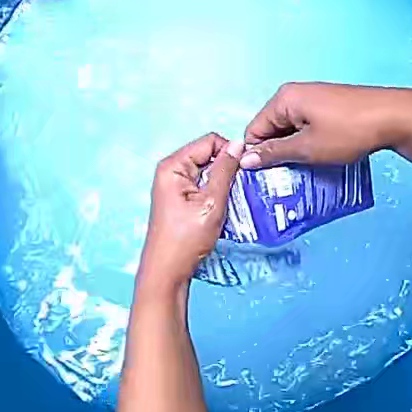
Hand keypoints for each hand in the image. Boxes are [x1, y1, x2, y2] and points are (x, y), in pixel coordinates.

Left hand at [138, 132, 243, 291]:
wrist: (167, 271)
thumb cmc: (185, 239)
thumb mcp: (212, 202)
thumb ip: (225, 170)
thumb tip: (238, 145)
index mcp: (173, 166)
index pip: (209, 141)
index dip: (230, 151)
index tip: (244, 170)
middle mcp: (171, 171)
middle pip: (208, 155)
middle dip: (226, 168)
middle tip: (239, 188)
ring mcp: (173, 185)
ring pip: (208, 171)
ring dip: (223, 183)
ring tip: (231, 200)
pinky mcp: (179, 199)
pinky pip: (203, 185)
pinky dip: (216, 193)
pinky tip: (222, 208)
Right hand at [240, 83, 411, 168]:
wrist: (394, 117)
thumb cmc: (350, 131)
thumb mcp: (307, 148)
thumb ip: (274, 153)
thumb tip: (247, 159)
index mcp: (284, 99)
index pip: (254, 130)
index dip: (256, 155)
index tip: (264, 177)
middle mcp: (294, 94)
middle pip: (271, 129)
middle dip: (275, 152)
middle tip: (284, 177)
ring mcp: (312, 99)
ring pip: (289, 130)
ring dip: (293, 150)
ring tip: (303, 170)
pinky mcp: (327, 107)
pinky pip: (305, 127)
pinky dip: (307, 143)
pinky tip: (317, 158)